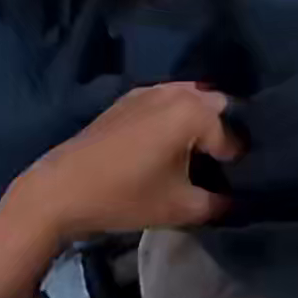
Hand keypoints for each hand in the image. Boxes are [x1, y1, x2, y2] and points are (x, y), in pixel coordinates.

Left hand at [0, 82, 242, 249]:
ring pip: (193, 97)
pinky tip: (167, 139)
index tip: (233, 181)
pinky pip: (168, 97)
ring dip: (200, 118)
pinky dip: (177, 112)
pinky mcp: (131, 97)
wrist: (61, 189)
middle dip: (222, 130)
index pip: (232, 137)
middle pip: (217, 105)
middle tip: (218, 162)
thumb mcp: (179, 208)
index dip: (236, 163)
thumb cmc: (125, 195)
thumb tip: (235, 201)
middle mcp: (178, 92)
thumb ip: (217, 204)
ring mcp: (152, 90)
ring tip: (195, 150)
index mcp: (194, 114)